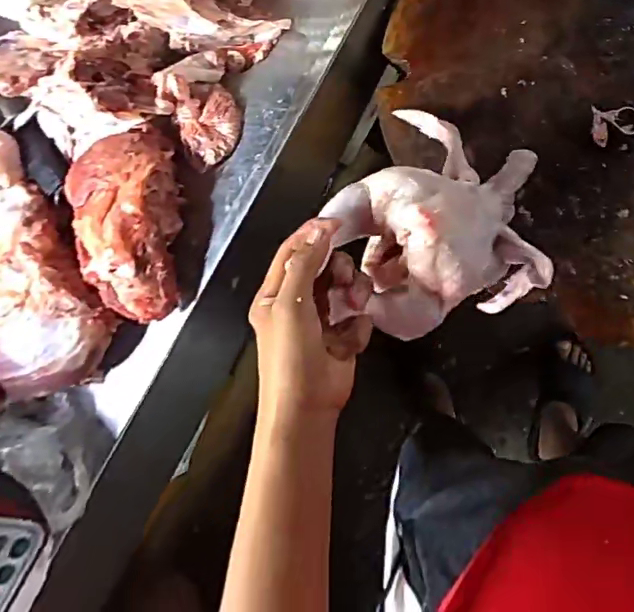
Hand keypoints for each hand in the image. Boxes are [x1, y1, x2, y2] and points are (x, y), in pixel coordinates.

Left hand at [250, 219, 372, 423]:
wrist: (307, 409)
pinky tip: (352, 338)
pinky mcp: (342, 336)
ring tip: (355, 308)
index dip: (312, 232)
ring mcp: (321, 320)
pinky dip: (358, 323)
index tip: (338, 223)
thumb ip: (305, 263)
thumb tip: (320, 229)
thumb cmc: (291, 355)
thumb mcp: (291, 303)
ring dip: (353, 293)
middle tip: (345, 280)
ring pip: (344, 287)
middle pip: (323, 265)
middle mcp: (296, 302)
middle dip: (338, 267)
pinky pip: (357, 315)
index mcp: (274, 293)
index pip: (292, 250)